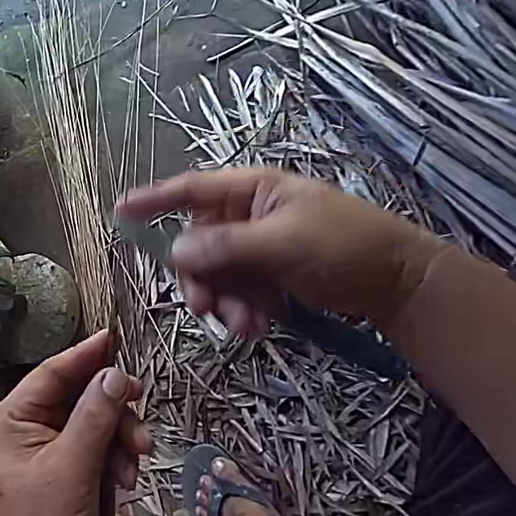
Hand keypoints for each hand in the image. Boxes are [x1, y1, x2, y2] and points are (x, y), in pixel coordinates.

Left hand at [0, 329, 150, 515]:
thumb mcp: (71, 470)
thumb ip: (95, 418)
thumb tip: (116, 375)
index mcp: (17, 418)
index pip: (54, 372)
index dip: (86, 354)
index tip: (116, 338)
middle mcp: (33, 426)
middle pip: (83, 395)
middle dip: (115, 411)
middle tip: (140, 423)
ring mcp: (53, 448)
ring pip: (99, 420)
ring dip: (122, 439)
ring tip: (135, 465)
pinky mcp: (71, 468)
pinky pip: (102, 446)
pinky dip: (118, 458)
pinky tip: (126, 480)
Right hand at [116, 168, 442, 335]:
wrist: (396, 282)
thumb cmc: (344, 245)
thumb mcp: (283, 242)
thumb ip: (227, 246)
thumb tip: (175, 249)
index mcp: (253, 190)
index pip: (193, 190)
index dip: (155, 199)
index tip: (120, 211)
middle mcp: (250, 215)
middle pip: (201, 244)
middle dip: (202, 278)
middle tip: (205, 307)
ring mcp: (260, 246)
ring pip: (218, 274)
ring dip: (225, 302)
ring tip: (248, 326)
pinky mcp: (271, 274)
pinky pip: (240, 291)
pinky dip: (244, 309)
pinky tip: (262, 324)